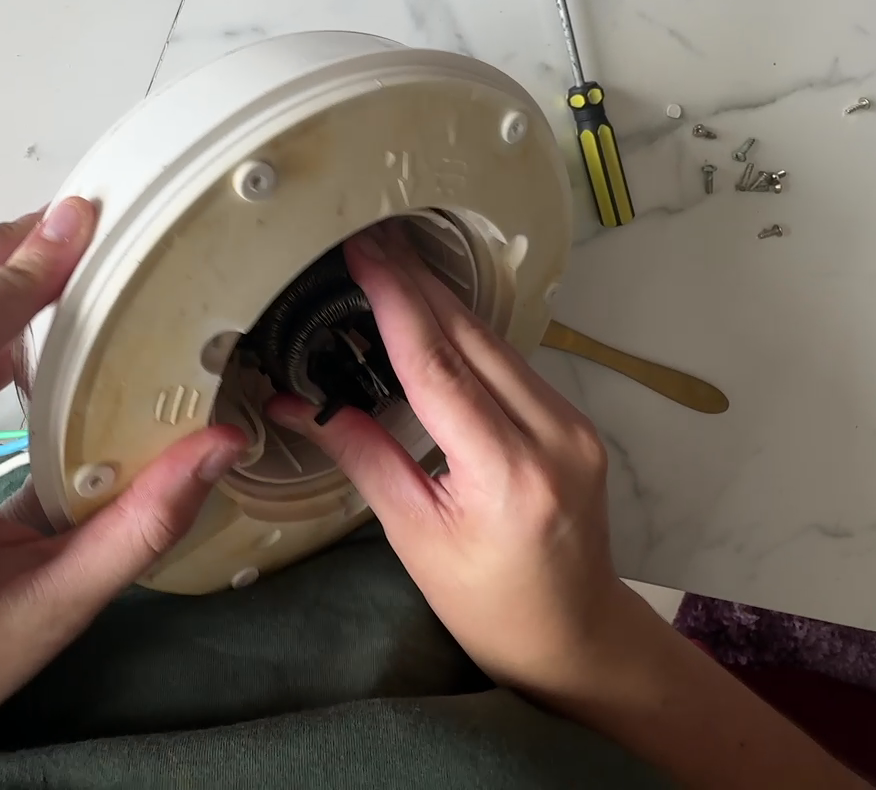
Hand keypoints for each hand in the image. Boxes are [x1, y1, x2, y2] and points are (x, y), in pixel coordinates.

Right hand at [266, 223, 640, 696]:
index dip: (395, 303)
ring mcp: (573, 423)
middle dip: (417, 283)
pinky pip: (512, 362)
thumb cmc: (486, 604)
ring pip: (495, 342)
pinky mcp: (575, 420)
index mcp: (506, 474)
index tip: (363, 256)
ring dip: (441, 301)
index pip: (437, 367)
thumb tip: (299, 404)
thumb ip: (364, 457)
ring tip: (392, 264)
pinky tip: (435, 312)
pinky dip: (468, 333)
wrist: (577, 635)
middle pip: (472, 339)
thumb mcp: (415, 538)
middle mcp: (552, 435)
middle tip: (371, 241)